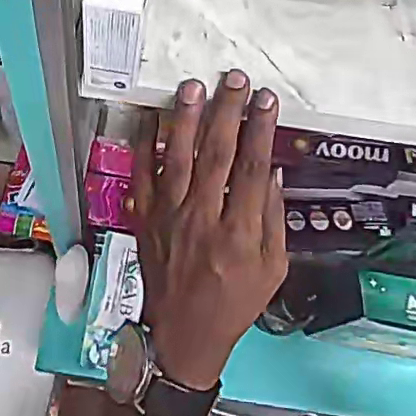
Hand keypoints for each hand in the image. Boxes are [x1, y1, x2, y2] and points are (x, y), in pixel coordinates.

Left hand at [129, 70, 287, 389]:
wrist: (185, 335)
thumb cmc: (235, 302)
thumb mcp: (273, 268)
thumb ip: (273, 217)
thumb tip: (270, 169)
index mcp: (238, 233)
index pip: (250, 168)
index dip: (260, 130)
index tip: (266, 100)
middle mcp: (202, 219)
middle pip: (215, 154)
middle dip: (227, 112)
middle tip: (235, 80)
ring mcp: (169, 217)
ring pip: (177, 158)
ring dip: (186, 119)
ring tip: (194, 86)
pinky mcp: (145, 219)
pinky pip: (143, 175)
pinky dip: (145, 145)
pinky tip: (153, 118)